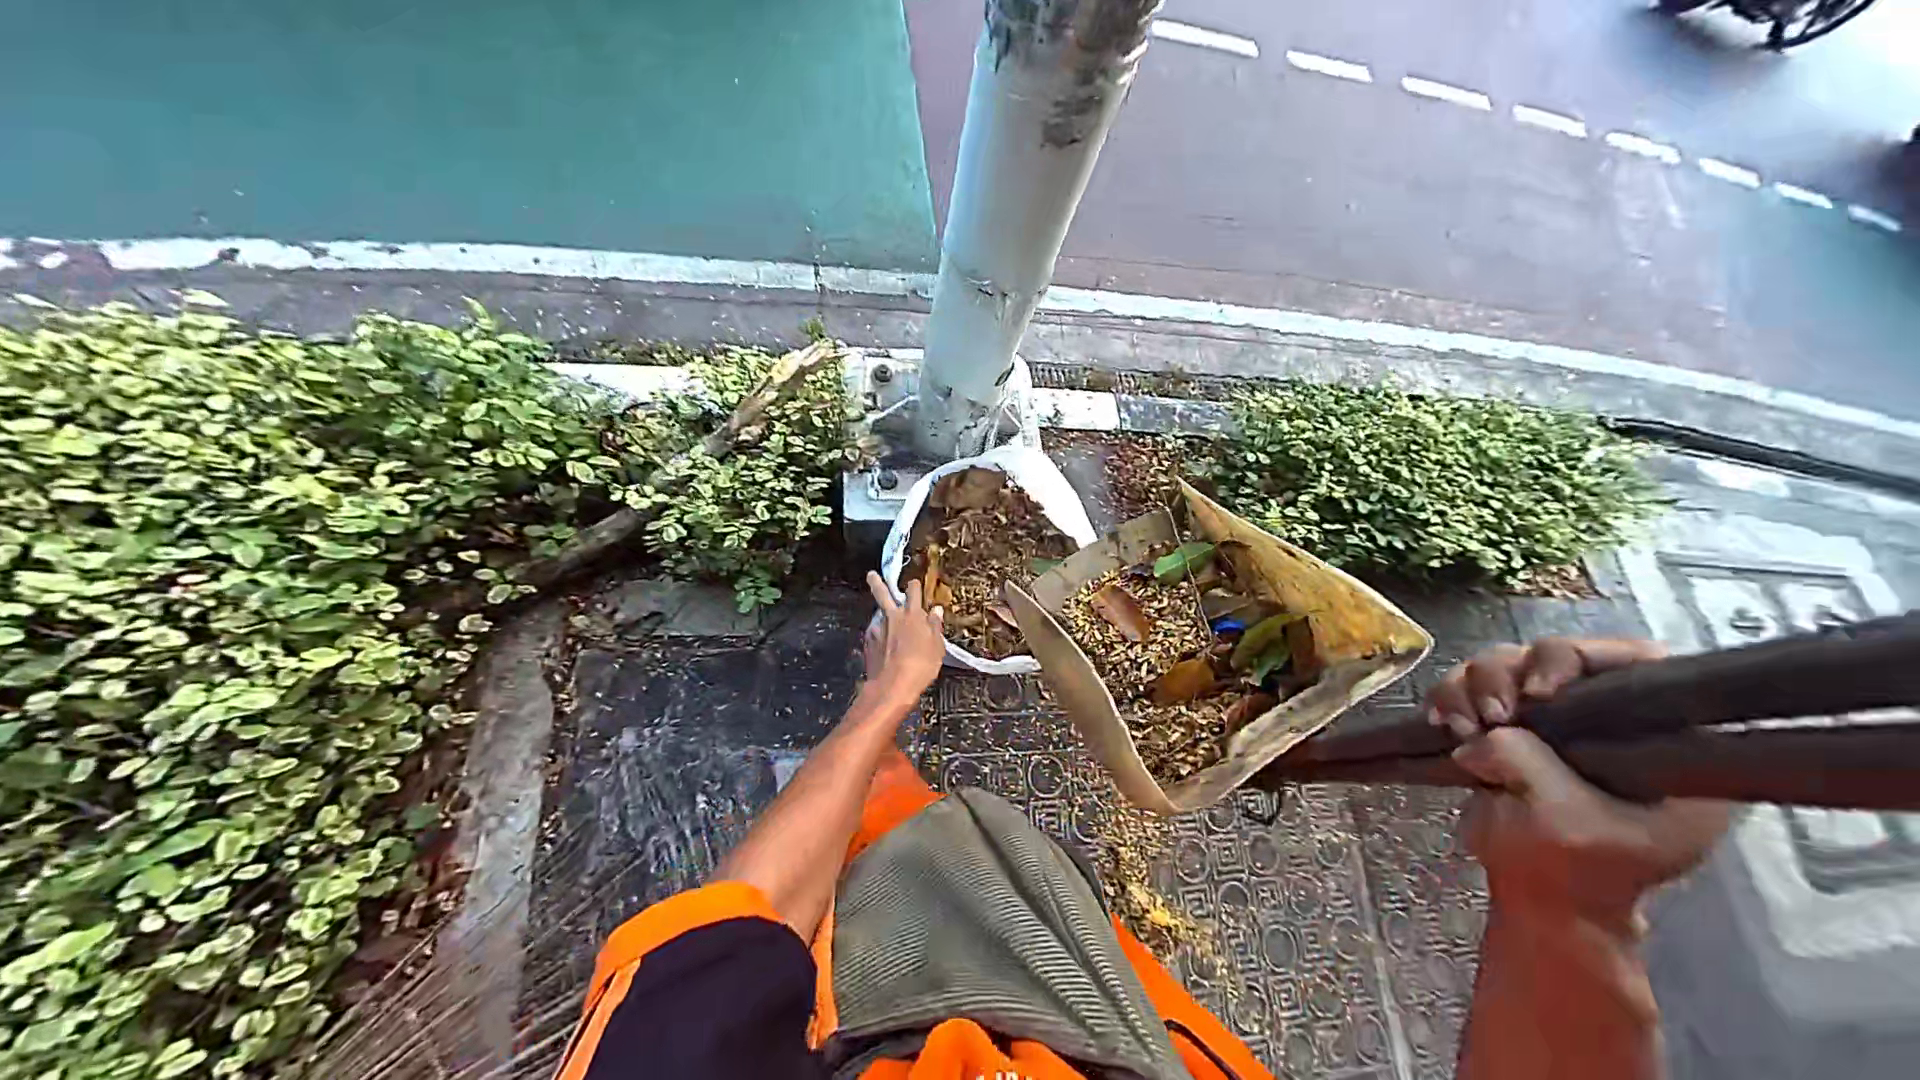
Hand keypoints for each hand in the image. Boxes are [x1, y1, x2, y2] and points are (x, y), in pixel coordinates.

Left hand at [862, 571, 946, 703]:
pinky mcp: (868, 643)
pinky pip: (874, 633)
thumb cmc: (921, 666)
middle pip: (883, 594)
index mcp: (913, 615)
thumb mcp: (937, 646)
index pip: (913, 592)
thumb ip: (935, 626)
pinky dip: (878, 635)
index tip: (914, 583)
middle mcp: (893, 617)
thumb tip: (936, 611)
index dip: (914, 586)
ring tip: (883, 619)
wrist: (893, 685)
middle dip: (877, 583)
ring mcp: (878, 629)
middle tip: (871, 575)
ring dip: (880, 615)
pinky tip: (882, 643)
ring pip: (878, 615)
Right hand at [1428, 639, 1732, 920]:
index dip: (1582, 659)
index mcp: (1662, 742)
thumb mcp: (1562, 821)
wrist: (1539, 900)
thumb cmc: (1574, 870)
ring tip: (1458, 727)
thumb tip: (1486, 732)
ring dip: (1468, 688)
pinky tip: (1442, 723)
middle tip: (1489, 717)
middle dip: (1504, 677)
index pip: (1636, 663)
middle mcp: (1606, 718)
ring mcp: (1553, 718)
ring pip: (1500, 665)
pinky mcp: (1507, 723)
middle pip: (1549, 654)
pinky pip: (1466, 686)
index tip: (1539, 692)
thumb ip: (1527, 764)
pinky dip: (1448, 697)